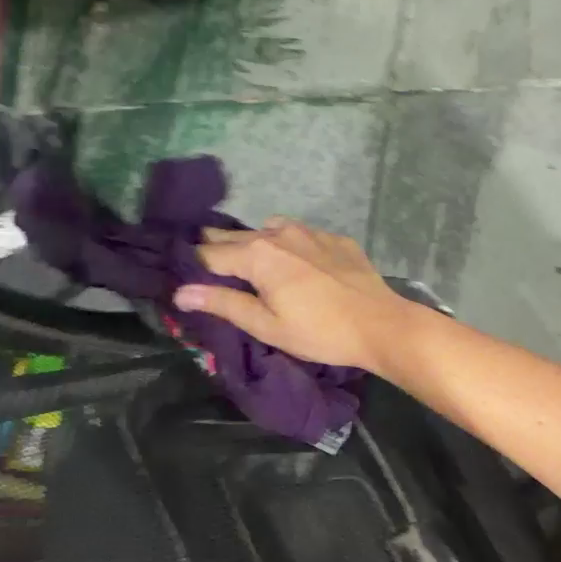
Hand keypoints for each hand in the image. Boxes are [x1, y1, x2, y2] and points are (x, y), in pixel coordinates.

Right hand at [172, 218, 416, 371]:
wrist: (380, 324)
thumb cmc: (320, 332)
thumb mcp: (267, 325)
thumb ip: (224, 304)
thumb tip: (180, 292)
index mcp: (257, 255)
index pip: (210, 253)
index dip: (193, 265)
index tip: (181, 274)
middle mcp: (280, 233)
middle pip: (236, 236)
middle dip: (218, 248)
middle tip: (205, 265)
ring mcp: (311, 232)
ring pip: (269, 229)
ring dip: (255, 242)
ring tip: (250, 262)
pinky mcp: (336, 239)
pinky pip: (301, 235)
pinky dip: (289, 245)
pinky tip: (295, 264)